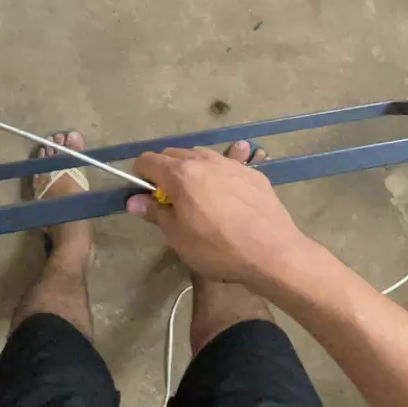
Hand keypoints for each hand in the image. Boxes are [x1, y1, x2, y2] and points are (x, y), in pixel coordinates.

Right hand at [125, 147, 312, 288]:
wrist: (273, 252)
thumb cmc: (218, 249)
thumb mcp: (178, 237)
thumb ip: (155, 212)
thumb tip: (134, 199)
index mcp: (180, 174)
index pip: (147, 161)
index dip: (141, 176)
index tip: (146, 196)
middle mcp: (203, 159)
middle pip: (173, 154)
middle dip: (165, 171)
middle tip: (171, 200)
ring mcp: (230, 162)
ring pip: (200, 156)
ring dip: (191, 170)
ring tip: (198, 198)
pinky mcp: (252, 172)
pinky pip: (225, 164)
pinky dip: (216, 174)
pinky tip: (226, 198)